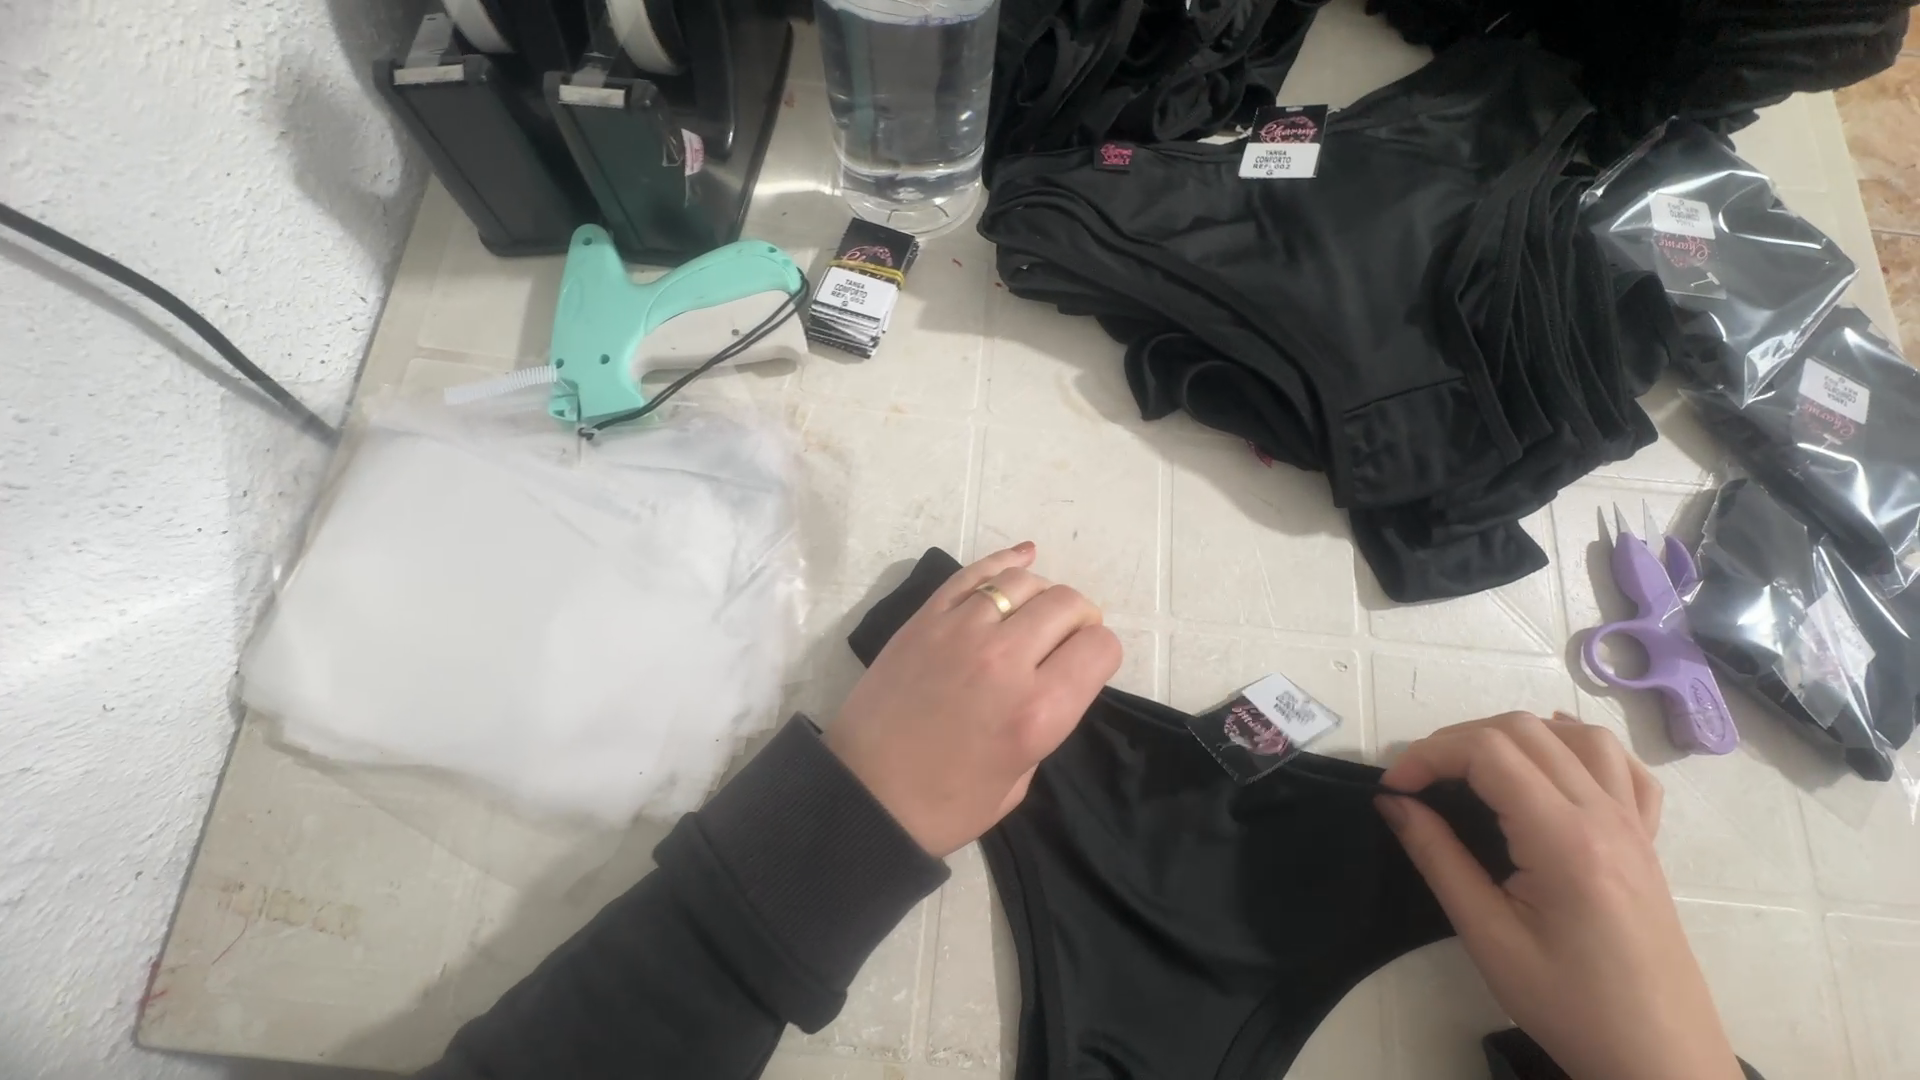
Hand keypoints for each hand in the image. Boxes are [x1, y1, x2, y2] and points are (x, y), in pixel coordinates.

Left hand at [825, 543, 1121, 856]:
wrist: (862, 793)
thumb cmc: (944, 804)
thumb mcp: (1018, 782)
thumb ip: (1044, 721)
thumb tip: (1052, 678)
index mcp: (1038, 712)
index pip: (1099, 648)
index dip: (1101, 654)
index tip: (1087, 666)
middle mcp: (1005, 660)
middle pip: (1067, 604)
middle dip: (1080, 618)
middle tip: (1068, 637)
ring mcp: (961, 630)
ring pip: (1023, 582)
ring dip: (1043, 594)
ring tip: (1038, 613)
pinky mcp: (926, 618)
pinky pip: (974, 574)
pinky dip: (1006, 560)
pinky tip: (1023, 558)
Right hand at [1377, 712, 1741, 1079]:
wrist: (1660, 1062)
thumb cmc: (1569, 1004)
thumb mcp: (1486, 935)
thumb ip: (1437, 856)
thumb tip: (1392, 801)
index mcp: (1564, 839)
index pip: (1486, 751)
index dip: (1427, 754)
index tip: (1394, 788)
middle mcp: (1605, 816)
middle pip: (1523, 730)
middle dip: (1456, 741)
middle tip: (1420, 782)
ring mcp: (1634, 825)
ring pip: (1575, 735)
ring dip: (1514, 734)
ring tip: (1475, 767)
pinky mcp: (1646, 841)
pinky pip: (1623, 768)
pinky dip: (1578, 747)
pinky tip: (1551, 763)